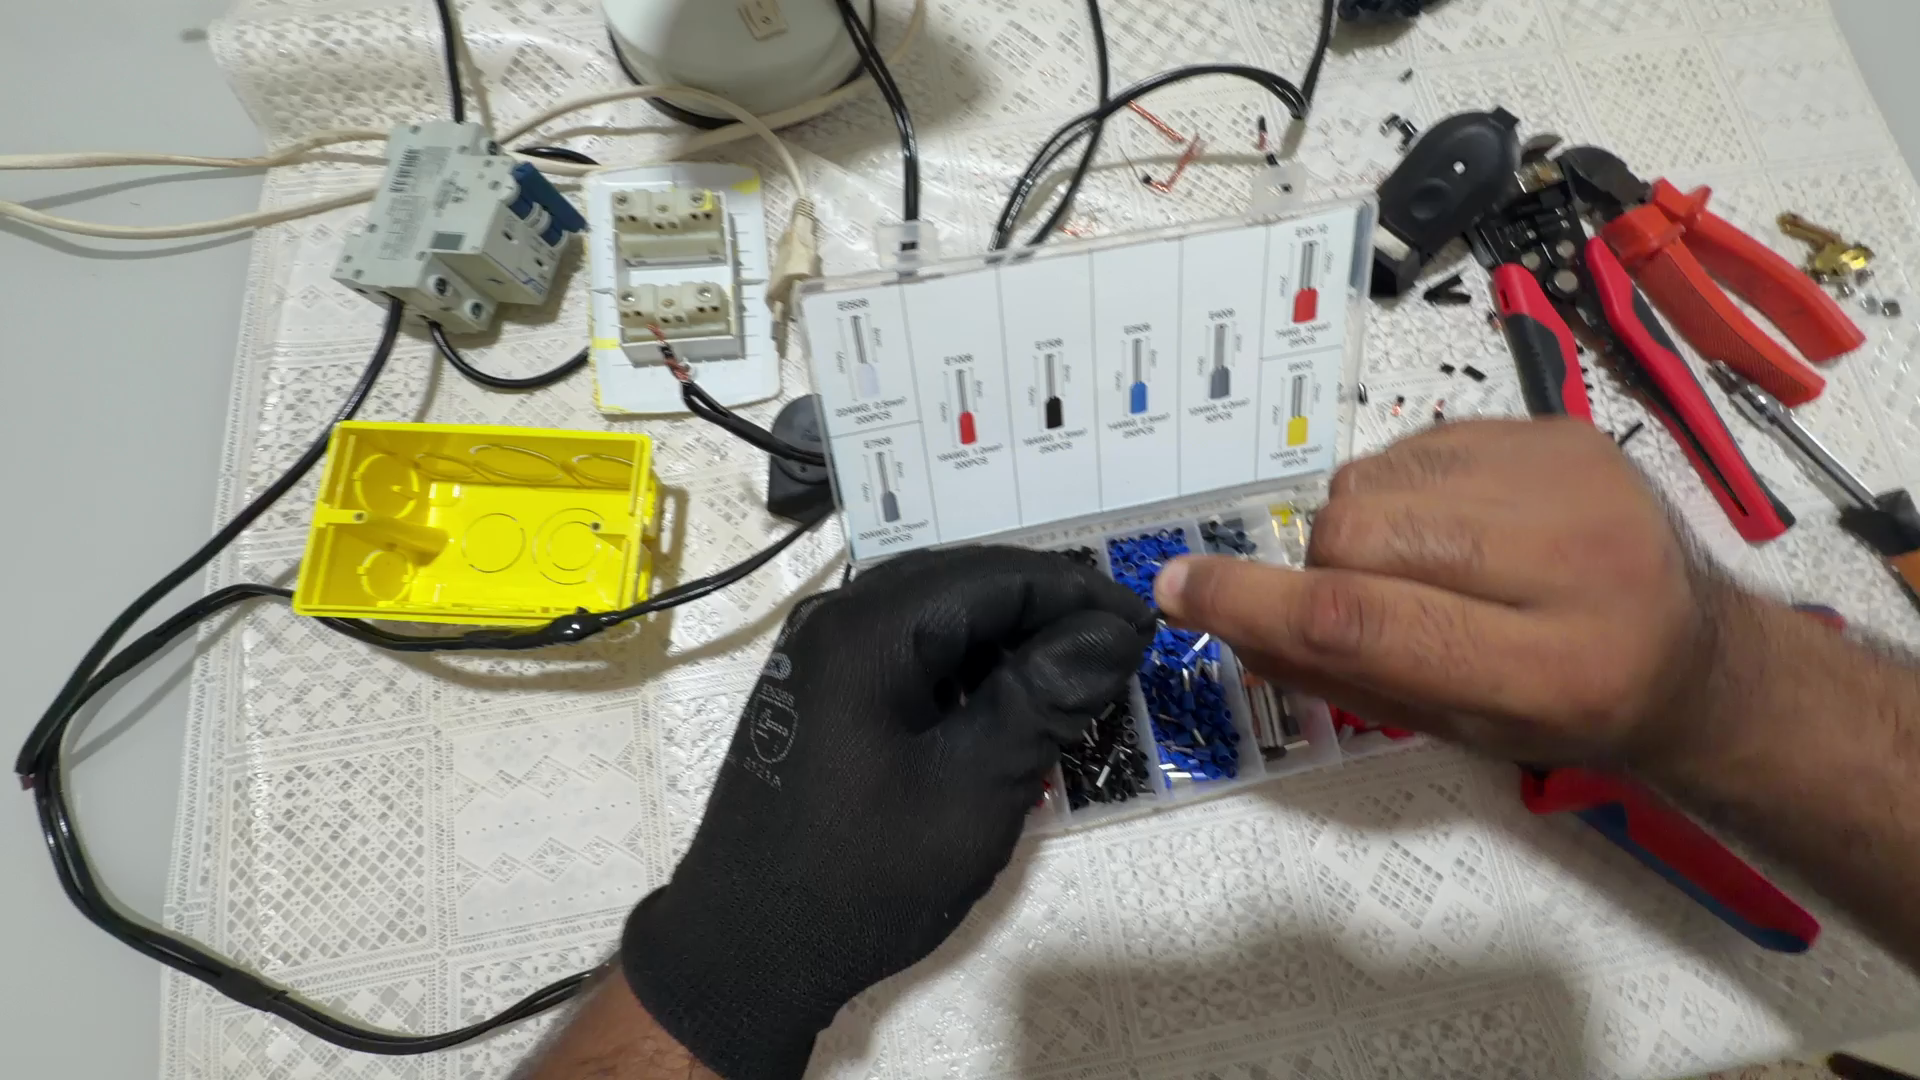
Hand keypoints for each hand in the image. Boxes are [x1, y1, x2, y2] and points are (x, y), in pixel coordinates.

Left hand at [621, 546, 1152, 1079]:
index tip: (1142, 627)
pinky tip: (997, 697)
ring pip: (937, 611)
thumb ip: (1045, 696)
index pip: (997, 575)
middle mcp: (839, 616)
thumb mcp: (973, 788)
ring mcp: (823, 648)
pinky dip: (963, 661)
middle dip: (1045, 610)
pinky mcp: (822, 682)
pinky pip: (908, 646)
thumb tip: (1114, 630)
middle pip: (965, 583)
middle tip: (1112, 651)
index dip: (1078, 593)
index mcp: (869, 627)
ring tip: (1066, 675)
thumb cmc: (863, 876)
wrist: (745, 951)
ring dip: (1006, 635)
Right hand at [1155, 419, 1730, 766]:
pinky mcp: (1558, 430)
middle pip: (1351, 534)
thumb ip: (1322, 670)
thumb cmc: (1555, 710)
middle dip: (1320, 566)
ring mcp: (1569, 479)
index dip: (1250, 602)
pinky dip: (1395, 490)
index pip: (1358, 621)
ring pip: (1365, 483)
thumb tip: (1215, 613)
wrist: (1692, 653)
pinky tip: (1451, 520)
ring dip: (1357, 525)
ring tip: (1418, 556)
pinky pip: (1404, 449)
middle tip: (1362, 594)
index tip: (1175, 588)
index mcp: (1542, 670)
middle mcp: (1569, 562)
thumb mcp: (1438, 723)